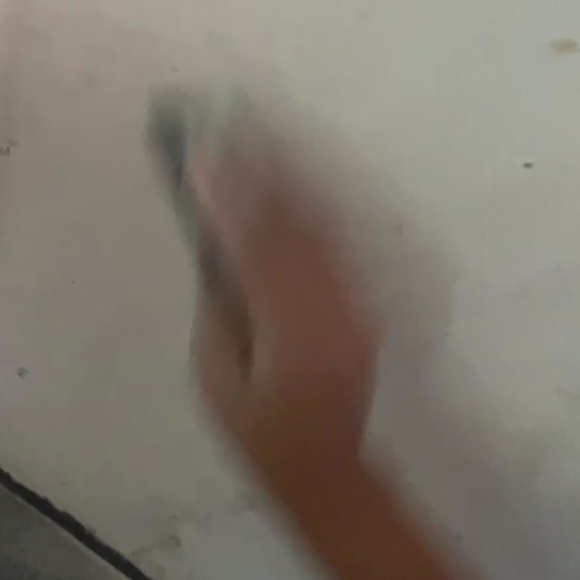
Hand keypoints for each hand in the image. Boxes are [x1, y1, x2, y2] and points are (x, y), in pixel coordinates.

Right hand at [188, 146, 380, 506]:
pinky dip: (330, 191)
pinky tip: (309, 162)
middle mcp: (343, 308)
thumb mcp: (215, 365)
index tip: (201, 152)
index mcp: (295, 330)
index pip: (257, 243)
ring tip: (270, 121)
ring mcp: (369, 301)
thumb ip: (221, 298)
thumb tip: (216, 236)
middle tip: (236, 116)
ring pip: (334, 218)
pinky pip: (354, 232)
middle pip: (303, 218)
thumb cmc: (255, 421)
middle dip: (268, 161)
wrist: (328, 463)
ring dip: (300, 165)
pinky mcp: (378, 298)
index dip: (230, 192)